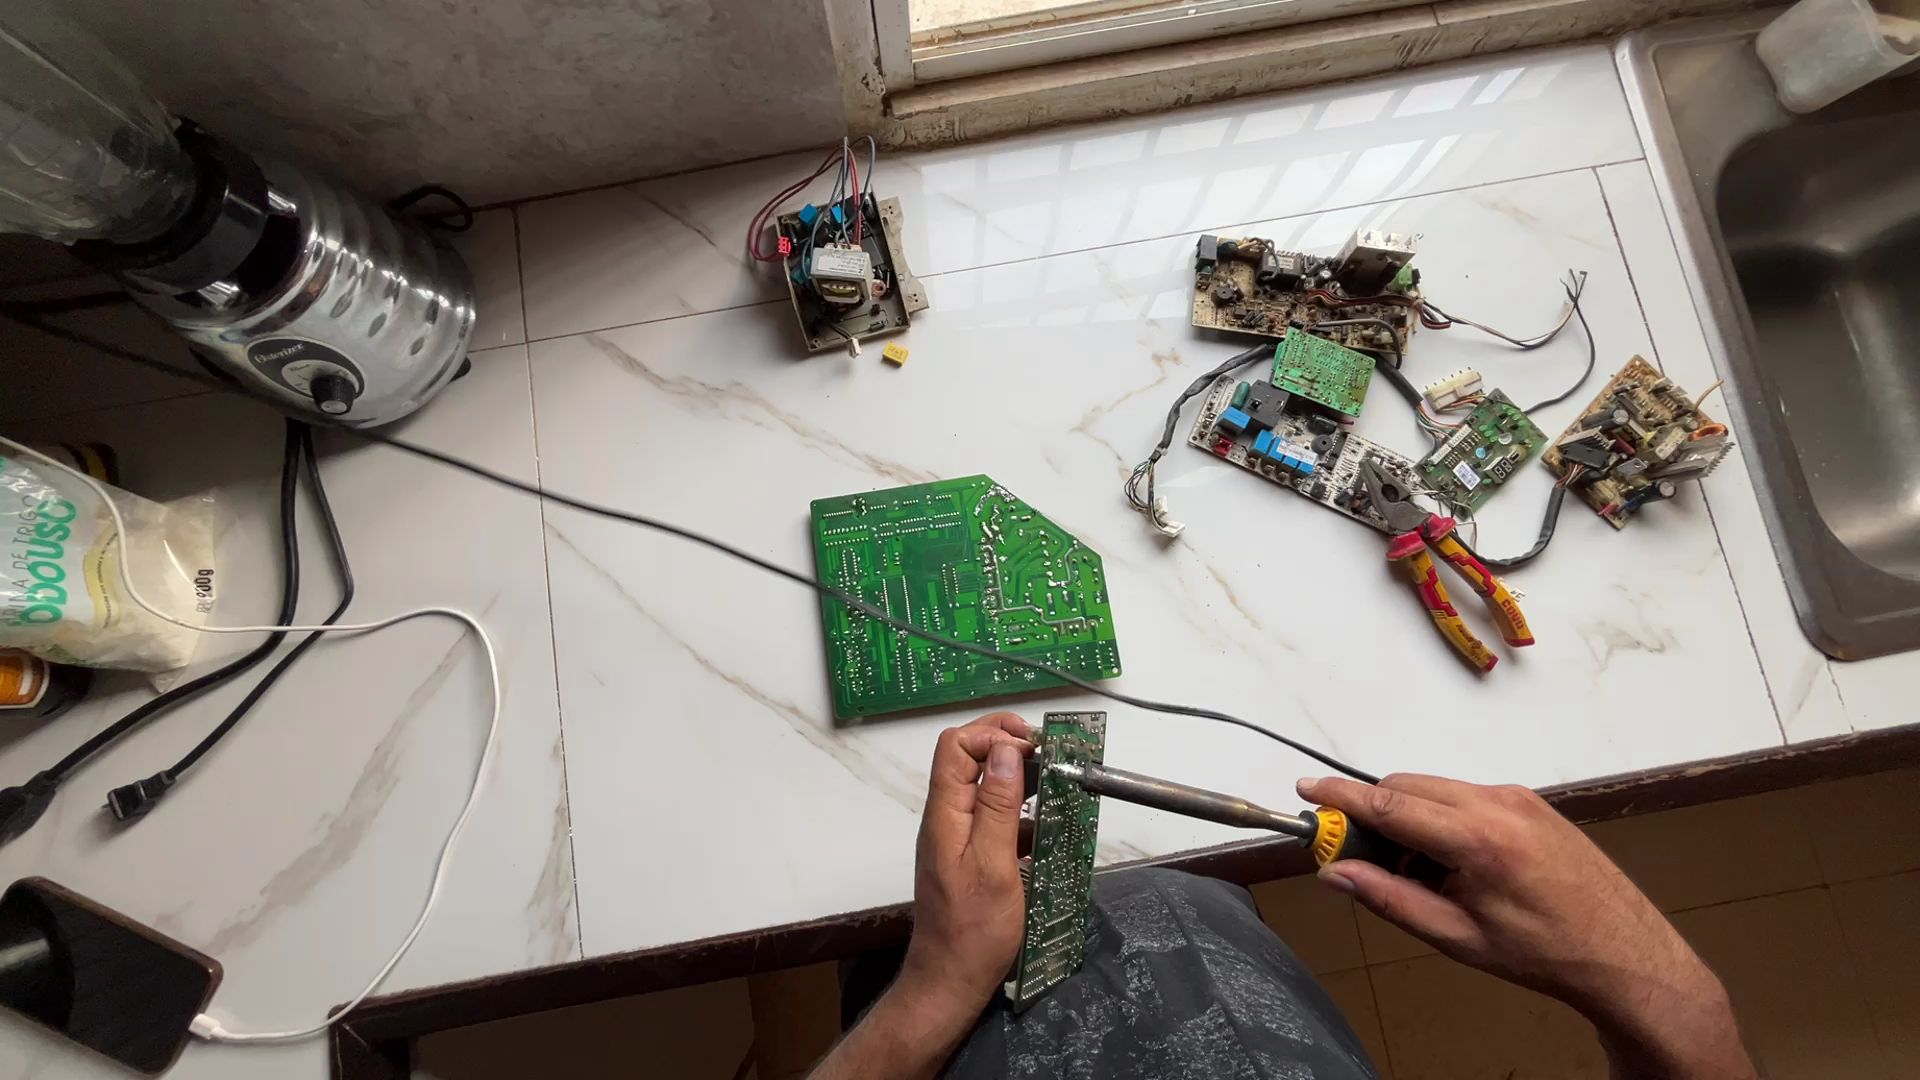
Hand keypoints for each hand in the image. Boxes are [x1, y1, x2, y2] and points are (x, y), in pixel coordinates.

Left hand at [896, 712, 1031, 1027]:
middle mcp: (947, 815)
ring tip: (1055, 779)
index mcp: (946, 812)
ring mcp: (957, 834)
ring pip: (982, 785)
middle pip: (967, 757)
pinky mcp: (970, 853)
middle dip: (1005, 745)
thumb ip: (999, 805)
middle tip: (1048, 751)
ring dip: (1016, 776)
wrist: (950, 983)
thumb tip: (1006, 750)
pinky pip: (992, 816)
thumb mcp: (994, 864)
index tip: (1033, 743)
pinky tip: (1046, 823)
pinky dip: (1020, 811)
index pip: (956, 746)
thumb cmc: (975, 930)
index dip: (992, 733)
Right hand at [1300, 774, 1754, 1079]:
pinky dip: (1439, 813)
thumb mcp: (1457, 938)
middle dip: (1373, 811)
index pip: (1388, 804)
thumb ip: (1388, 899)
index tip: (1305, 788)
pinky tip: (1454, 856)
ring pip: (1430, 786)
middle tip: (1365, 852)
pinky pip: (1460, 792)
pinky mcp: (1528, 798)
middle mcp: (1495, 803)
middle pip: (1403, 786)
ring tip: (1421, 866)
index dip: (1340, 796)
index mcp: (1478, 840)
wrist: (1635, 962)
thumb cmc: (1542, 956)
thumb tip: (1334, 872)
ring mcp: (1515, 795)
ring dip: (1407, 813)